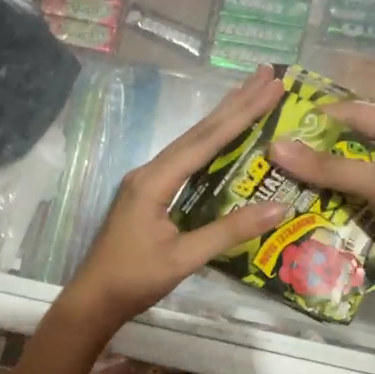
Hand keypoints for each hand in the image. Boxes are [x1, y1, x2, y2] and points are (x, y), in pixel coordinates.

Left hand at [62, 65, 291, 327]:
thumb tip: (280, 207)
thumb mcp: (184, 259)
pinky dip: (208, 143)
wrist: (94, 298)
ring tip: (251, 93)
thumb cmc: (134, 279)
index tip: (270, 86)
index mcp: (154, 181)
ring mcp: (146, 182)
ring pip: (189, 143)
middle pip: (197, 132)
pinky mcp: (148, 195)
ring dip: (221, 119)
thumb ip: (229, 232)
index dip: (240, 113)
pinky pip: (184, 160)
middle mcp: (148, 172)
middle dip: (234, 104)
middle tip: (268, 75)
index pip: (205, 140)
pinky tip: (222, 138)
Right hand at [266, 103, 374, 311]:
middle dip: (311, 156)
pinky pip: (356, 207)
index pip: (357, 113)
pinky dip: (332, 211)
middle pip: (350, 148)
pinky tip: (299, 215)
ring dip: (318, 187)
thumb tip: (275, 147)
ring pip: (349, 180)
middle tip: (266, 162)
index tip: (273, 125)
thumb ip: (330, 167)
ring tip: (273, 188)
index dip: (315, 119)